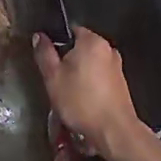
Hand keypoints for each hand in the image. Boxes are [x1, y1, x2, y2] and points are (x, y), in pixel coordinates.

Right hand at [32, 27, 143, 156]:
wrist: (113, 130)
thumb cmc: (80, 101)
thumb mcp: (53, 77)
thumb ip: (44, 54)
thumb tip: (39, 36)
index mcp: (92, 41)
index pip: (71, 30)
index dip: (57, 42)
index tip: (48, 60)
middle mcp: (109, 49)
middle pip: (81, 48)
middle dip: (67, 61)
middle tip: (55, 80)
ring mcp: (117, 67)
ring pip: (90, 65)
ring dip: (78, 75)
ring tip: (67, 94)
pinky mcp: (121, 84)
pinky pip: (99, 78)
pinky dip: (90, 86)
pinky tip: (82, 102)